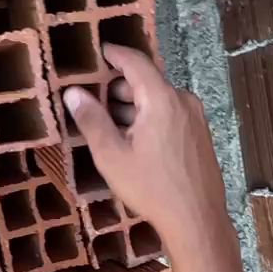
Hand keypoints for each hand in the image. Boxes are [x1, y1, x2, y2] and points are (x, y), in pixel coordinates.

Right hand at [63, 45, 230, 251]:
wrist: (196, 220)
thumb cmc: (151, 188)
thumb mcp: (112, 156)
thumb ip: (91, 120)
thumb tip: (72, 92)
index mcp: (162, 99)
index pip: (136, 62)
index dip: (115, 54)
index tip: (98, 51)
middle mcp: (183, 101)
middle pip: (147, 81)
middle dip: (119, 87)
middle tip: (93, 97)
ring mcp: (195, 118)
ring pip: (159, 100)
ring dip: (134, 106)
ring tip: (108, 123)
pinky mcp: (200, 135)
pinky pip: (170, 114)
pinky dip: (150, 117)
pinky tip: (133, 140)